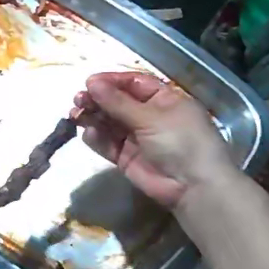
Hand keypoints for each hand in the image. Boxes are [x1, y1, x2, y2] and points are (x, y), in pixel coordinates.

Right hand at [77, 71, 239, 208]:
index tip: (88, 82)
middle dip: (97, 100)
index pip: (133, 84)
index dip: (111, 81)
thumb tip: (91, 83)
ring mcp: (137, 138)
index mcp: (164, 99)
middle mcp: (149, 116)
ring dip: (92, 118)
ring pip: (109, 122)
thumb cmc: (180, 141)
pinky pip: (108, 144)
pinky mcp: (127, 158)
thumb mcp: (151, 117)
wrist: (193, 187)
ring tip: (76, 115)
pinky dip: (96, 138)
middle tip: (78, 100)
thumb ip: (118, 102)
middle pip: (118, 102)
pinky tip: (87, 133)